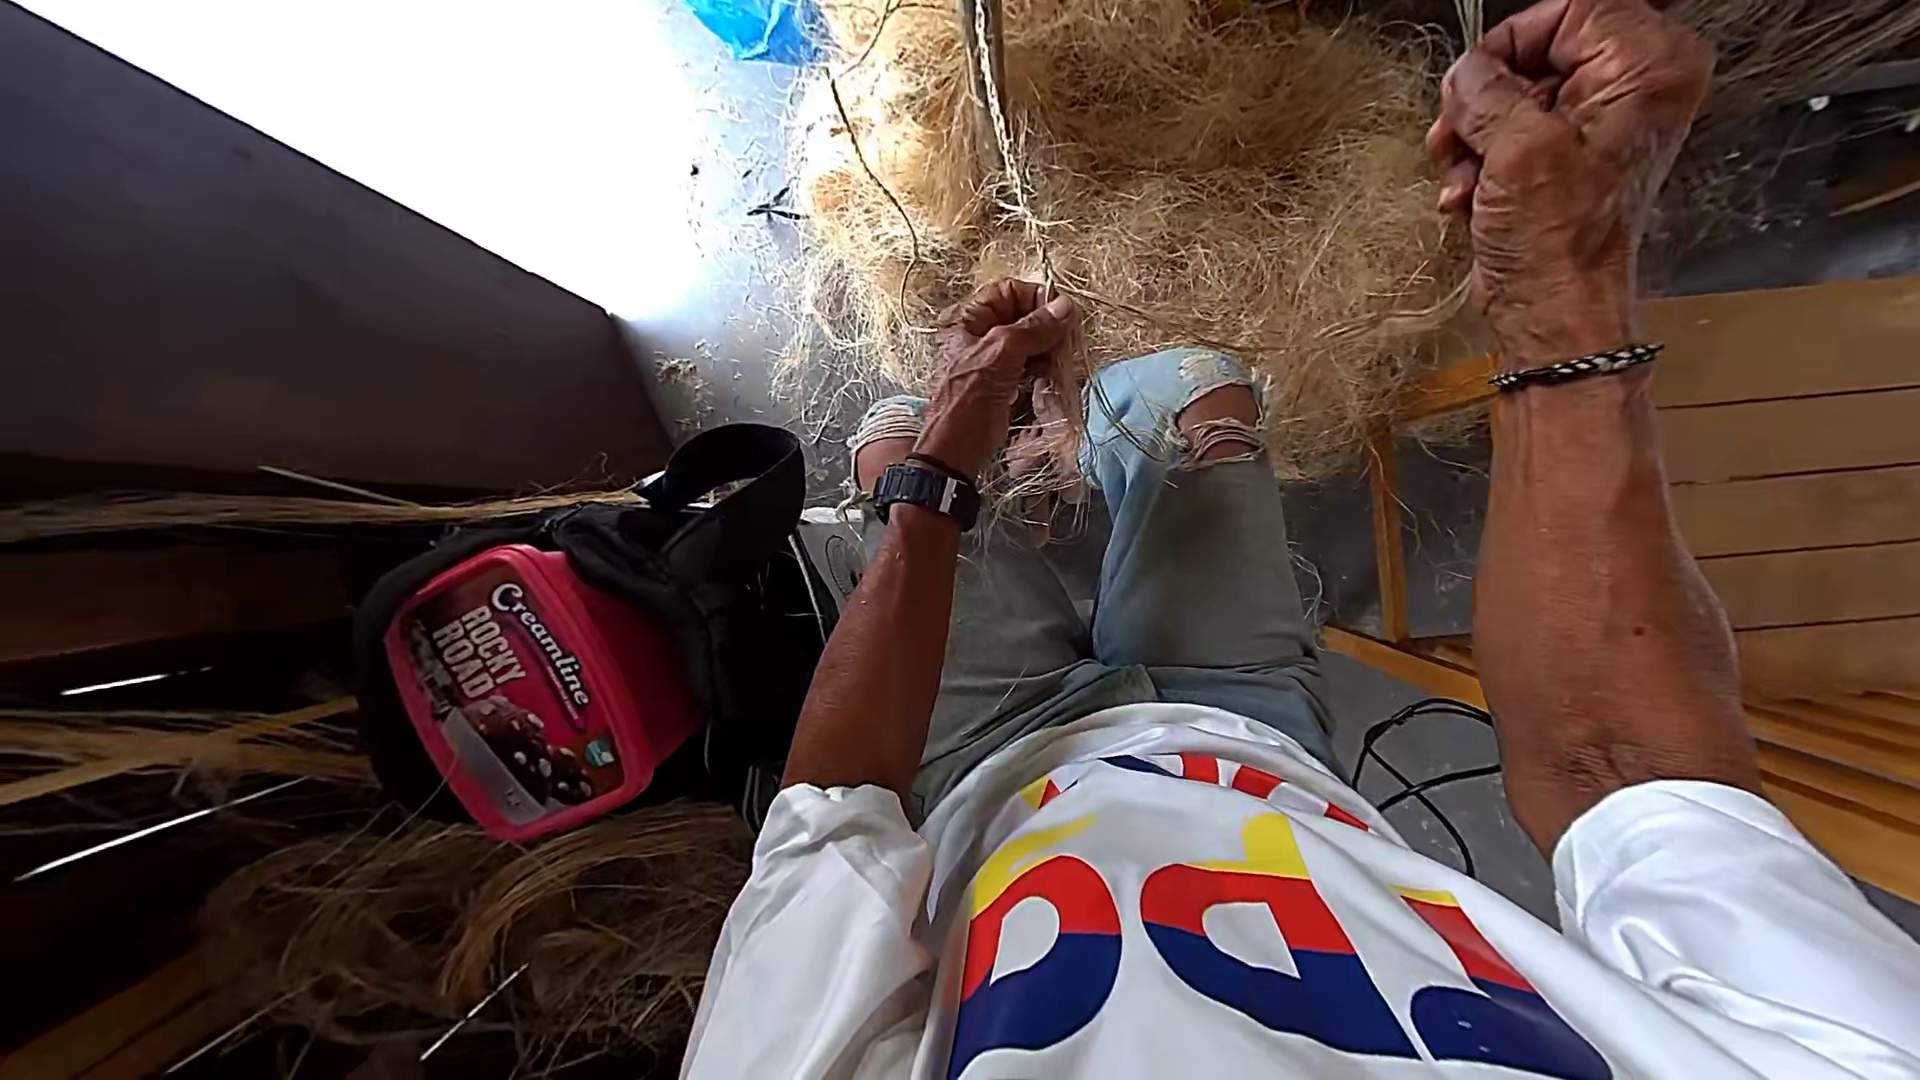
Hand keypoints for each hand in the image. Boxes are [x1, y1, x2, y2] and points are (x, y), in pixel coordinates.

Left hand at [915, 278, 1078, 480]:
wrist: (956, 446)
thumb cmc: (970, 397)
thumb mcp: (1001, 354)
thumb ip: (1033, 328)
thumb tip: (1066, 306)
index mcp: (967, 319)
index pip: (1008, 291)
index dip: (1034, 297)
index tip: (1060, 314)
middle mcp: (979, 334)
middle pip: (1021, 315)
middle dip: (1046, 325)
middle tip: (1064, 339)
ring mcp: (991, 359)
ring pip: (1028, 341)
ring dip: (1047, 347)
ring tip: (1060, 358)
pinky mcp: (1002, 381)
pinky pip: (1027, 363)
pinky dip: (1042, 365)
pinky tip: (1052, 372)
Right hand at [1426, 0, 1712, 365]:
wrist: (1548, 305)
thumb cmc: (1553, 236)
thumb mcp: (1519, 153)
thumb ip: (1490, 99)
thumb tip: (1463, 71)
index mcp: (1644, 68)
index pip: (1575, 12)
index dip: (1510, 43)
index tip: (1464, 82)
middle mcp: (1623, 93)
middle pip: (1535, 63)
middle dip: (1479, 106)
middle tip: (1446, 139)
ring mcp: (1585, 135)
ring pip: (1508, 110)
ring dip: (1467, 146)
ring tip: (1455, 180)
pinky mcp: (1551, 171)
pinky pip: (1502, 149)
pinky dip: (1473, 172)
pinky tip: (1462, 199)